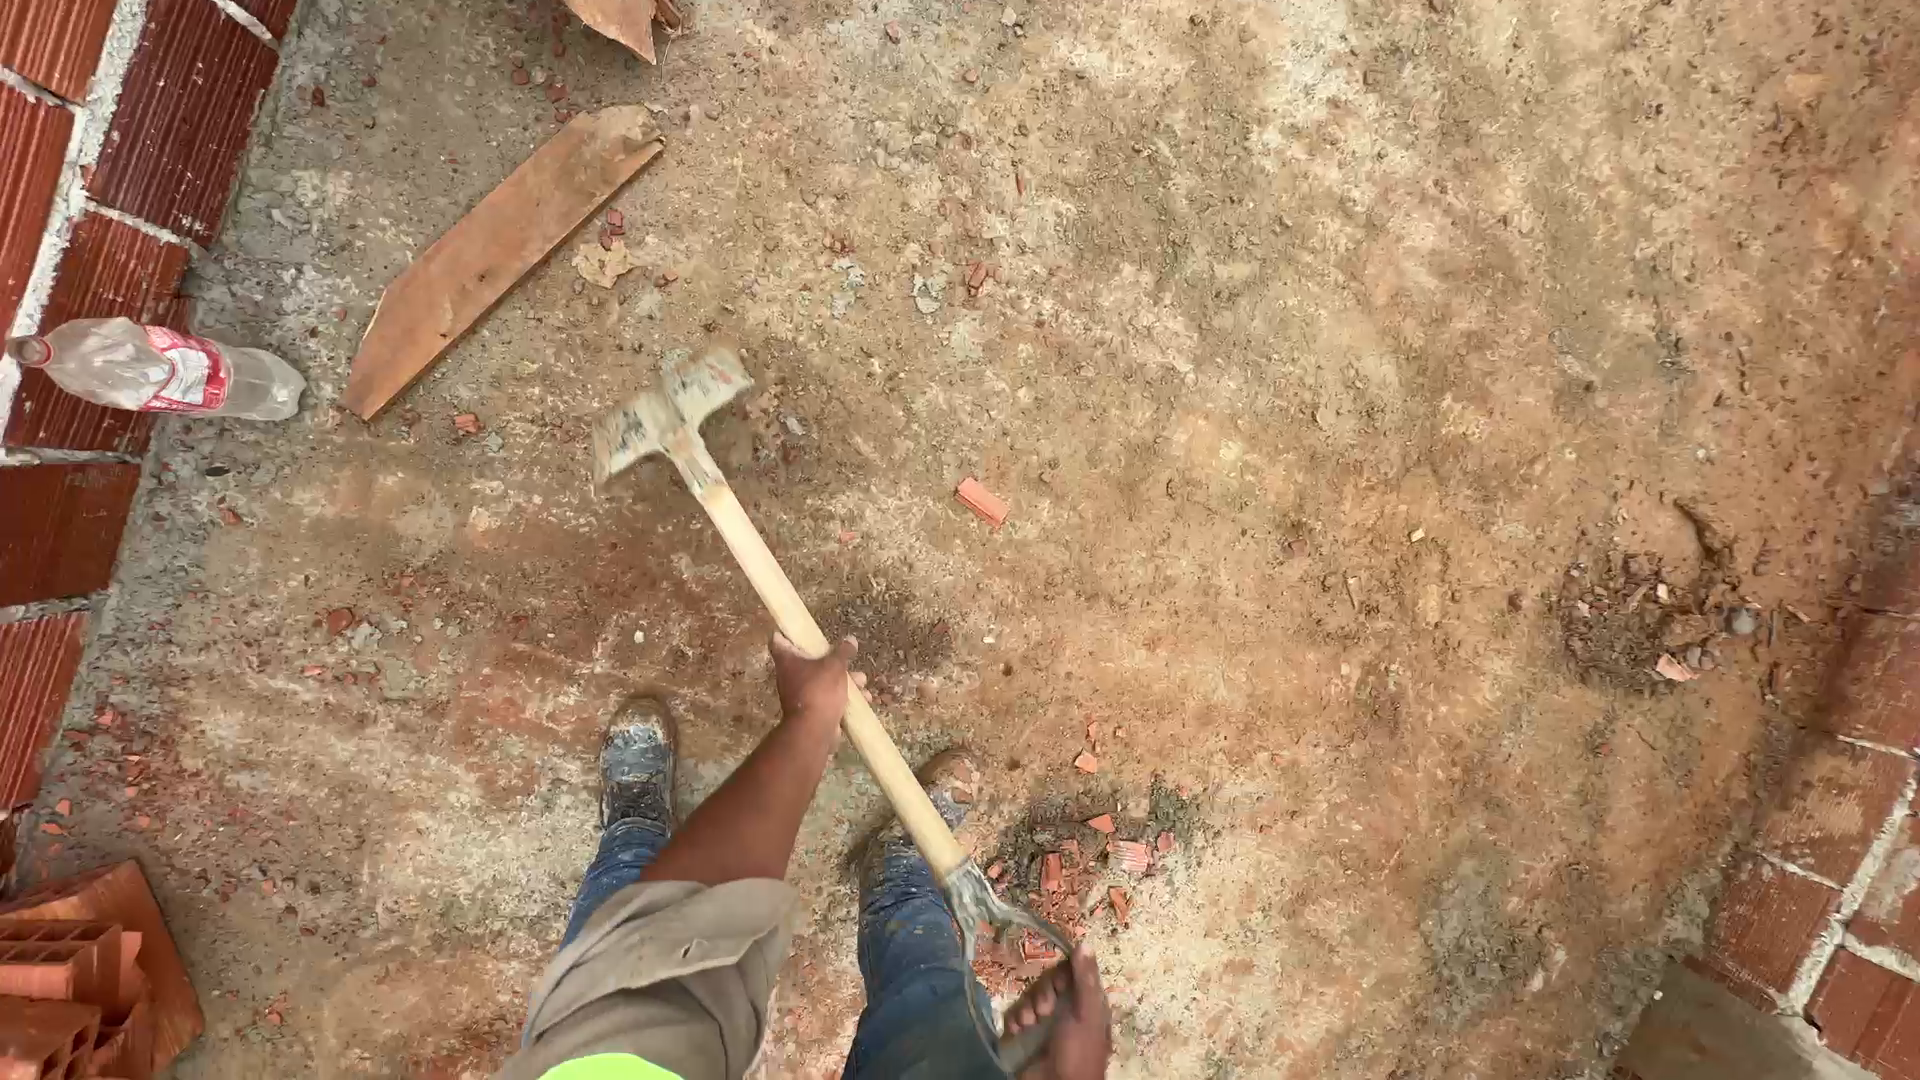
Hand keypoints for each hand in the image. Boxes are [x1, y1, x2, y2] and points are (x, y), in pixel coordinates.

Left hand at [769, 633, 861, 726]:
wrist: (814, 730)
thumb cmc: (819, 690)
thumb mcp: (835, 666)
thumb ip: (843, 652)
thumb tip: (850, 639)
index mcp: (788, 660)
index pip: (778, 640)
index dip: (786, 632)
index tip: (800, 630)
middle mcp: (790, 676)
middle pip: (809, 661)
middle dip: (833, 661)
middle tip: (846, 658)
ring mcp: (800, 694)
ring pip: (824, 680)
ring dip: (845, 680)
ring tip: (862, 682)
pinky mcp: (812, 709)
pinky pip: (829, 698)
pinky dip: (844, 697)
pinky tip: (863, 699)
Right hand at [1008, 945, 1111, 1079]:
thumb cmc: (1078, 1052)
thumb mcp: (1087, 1014)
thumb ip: (1085, 979)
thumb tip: (1085, 942)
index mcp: (1086, 1006)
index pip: (1070, 975)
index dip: (1061, 975)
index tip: (1058, 983)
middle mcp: (1066, 1012)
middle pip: (1048, 985)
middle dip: (1042, 994)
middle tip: (1043, 1010)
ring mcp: (1045, 1026)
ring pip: (1031, 999)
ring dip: (1026, 1008)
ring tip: (1028, 1023)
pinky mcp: (1026, 1037)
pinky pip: (1016, 1016)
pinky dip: (1014, 1020)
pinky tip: (1016, 1029)